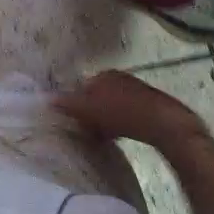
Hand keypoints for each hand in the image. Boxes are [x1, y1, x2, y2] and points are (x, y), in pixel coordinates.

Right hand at [54, 71, 210, 152]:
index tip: (72, 121)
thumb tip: (48, 99)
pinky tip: (117, 138)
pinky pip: (125, 115)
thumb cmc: (124, 113)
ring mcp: (136, 91)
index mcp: (105, 74)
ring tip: (98, 137)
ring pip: (111, 106)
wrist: (165, 123)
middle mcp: (120, 78)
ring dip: (103, 121)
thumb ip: (70, 103)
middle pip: (97, 96)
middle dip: (90, 113)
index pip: (82, 86)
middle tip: (84, 131)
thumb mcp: (91, 109)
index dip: (76, 104)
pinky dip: (118, 125)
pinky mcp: (148, 107)